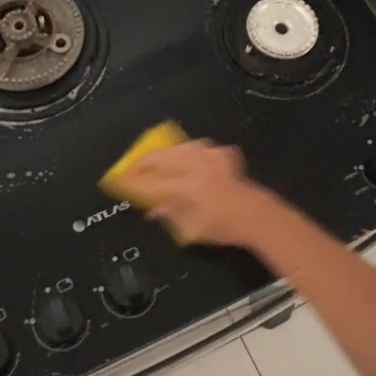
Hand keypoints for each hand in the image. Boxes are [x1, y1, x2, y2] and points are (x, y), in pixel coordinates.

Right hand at [119, 140, 285, 248]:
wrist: (257, 217)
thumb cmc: (225, 227)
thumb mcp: (192, 228)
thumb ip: (169, 214)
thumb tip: (152, 209)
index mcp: (187, 186)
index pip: (151, 181)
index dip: (132, 180)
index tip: (118, 180)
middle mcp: (197, 167)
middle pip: (161, 156)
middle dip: (143, 162)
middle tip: (131, 168)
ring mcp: (211, 158)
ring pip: (179, 147)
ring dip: (166, 153)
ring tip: (156, 160)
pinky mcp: (223, 156)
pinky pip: (200, 149)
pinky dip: (190, 153)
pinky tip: (188, 158)